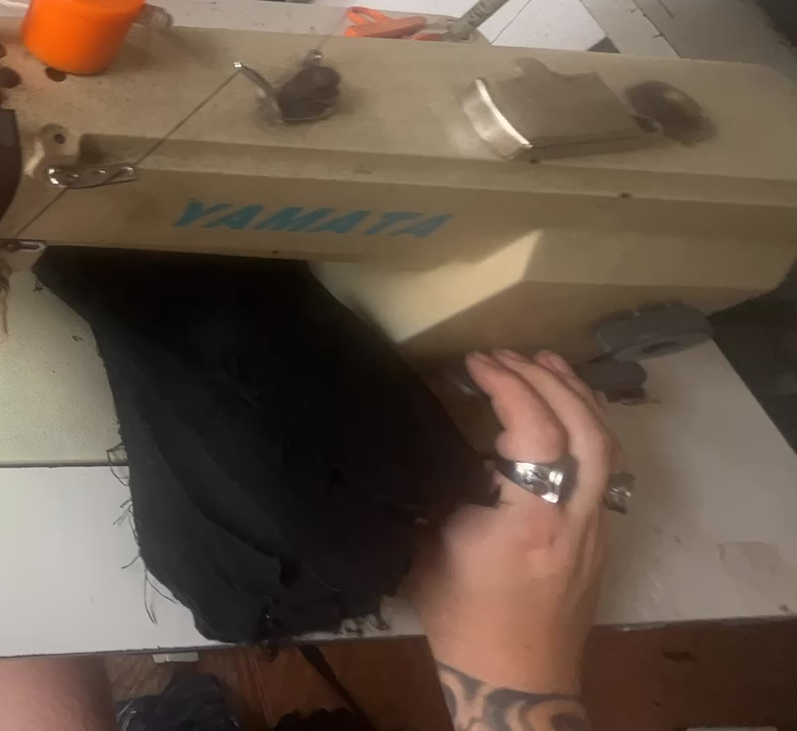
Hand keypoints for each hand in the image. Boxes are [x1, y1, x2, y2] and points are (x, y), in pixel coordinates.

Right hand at [407, 350, 618, 695]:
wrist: (513, 670)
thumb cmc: (457, 607)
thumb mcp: (429, 540)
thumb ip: (435, 486)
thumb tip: (415, 436)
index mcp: (529, 519)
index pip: (536, 434)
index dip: (508, 387)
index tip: (473, 361)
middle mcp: (575, 519)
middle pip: (587, 433)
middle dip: (548, 381)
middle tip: (503, 354)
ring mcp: (595, 527)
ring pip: (609, 448)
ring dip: (577, 398)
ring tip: (542, 361)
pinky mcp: (596, 534)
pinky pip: (605, 466)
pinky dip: (585, 425)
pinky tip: (561, 412)